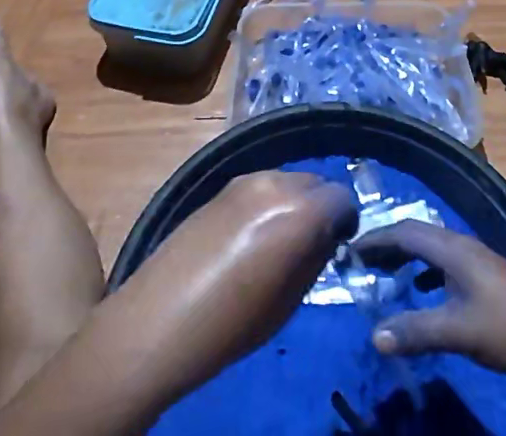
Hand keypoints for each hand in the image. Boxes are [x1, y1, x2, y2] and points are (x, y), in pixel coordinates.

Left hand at [111, 171, 357, 378]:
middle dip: (318, 208)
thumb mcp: (291, 299)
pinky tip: (249, 237)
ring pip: (284, 181)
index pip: (340, 197)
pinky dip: (266, 204)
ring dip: (291, 204)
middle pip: (312, 182)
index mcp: (297, 210)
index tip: (338, 245)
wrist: (160, 317)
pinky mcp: (217, 188)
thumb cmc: (233, 323)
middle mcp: (272, 183)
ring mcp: (241, 181)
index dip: (345, 221)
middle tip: (310, 246)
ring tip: (277, 242)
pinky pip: (258, 187)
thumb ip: (314, 256)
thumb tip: (325, 236)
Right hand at [353, 219, 505, 378]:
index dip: (374, 239)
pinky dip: (425, 270)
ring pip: (431, 248)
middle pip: (415, 234)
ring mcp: (478, 260)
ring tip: (385, 275)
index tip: (349, 250)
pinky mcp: (488, 276)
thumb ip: (415, 331)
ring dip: (405, 257)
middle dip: (386, 245)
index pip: (403, 231)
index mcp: (452, 249)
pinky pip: (444, 262)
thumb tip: (374, 336)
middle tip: (361, 262)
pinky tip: (423, 290)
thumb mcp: (459, 332)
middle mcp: (462, 245)